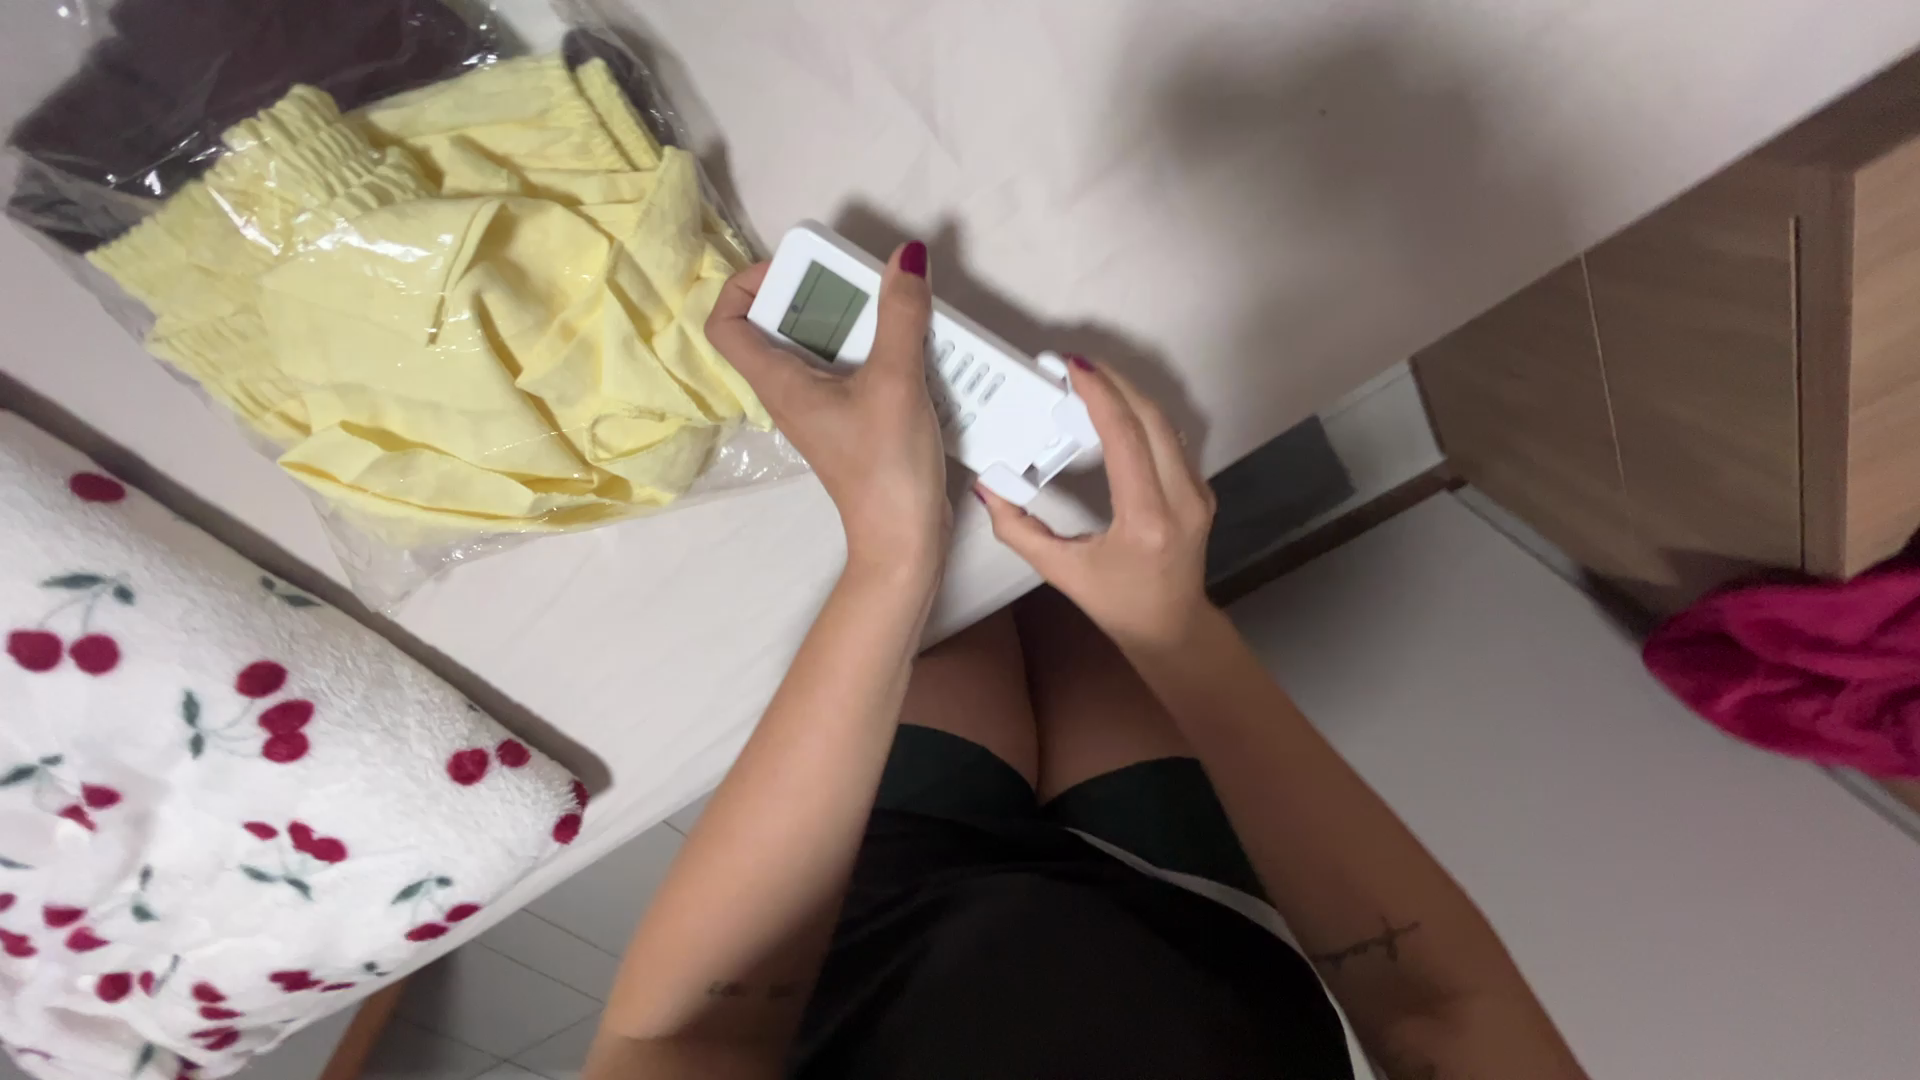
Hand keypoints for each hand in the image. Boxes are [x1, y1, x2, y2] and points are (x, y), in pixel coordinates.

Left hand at [704, 243, 949, 580]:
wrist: (903, 537)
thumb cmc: (885, 464)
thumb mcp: (895, 382)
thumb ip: (901, 316)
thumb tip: (906, 255)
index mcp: (779, 382)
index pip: (725, 323)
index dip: (745, 284)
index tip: (796, 269)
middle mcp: (790, 393)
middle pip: (779, 327)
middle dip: (816, 294)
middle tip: (860, 281)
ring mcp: (821, 410)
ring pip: (820, 349)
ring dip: (851, 321)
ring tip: (892, 305)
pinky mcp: (851, 423)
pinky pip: (850, 372)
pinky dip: (873, 350)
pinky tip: (911, 345)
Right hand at [979, 357, 1216, 651]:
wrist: (1172, 627)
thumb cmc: (1116, 603)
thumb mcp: (1061, 572)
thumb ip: (1019, 530)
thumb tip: (989, 489)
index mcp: (1146, 519)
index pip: (1126, 438)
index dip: (1100, 395)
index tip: (1073, 367)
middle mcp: (1181, 499)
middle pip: (1152, 418)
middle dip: (1115, 383)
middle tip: (1077, 366)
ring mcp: (1198, 493)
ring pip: (1166, 424)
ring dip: (1130, 396)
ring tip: (1093, 381)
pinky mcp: (1201, 490)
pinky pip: (1172, 440)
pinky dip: (1143, 417)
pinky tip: (1117, 411)